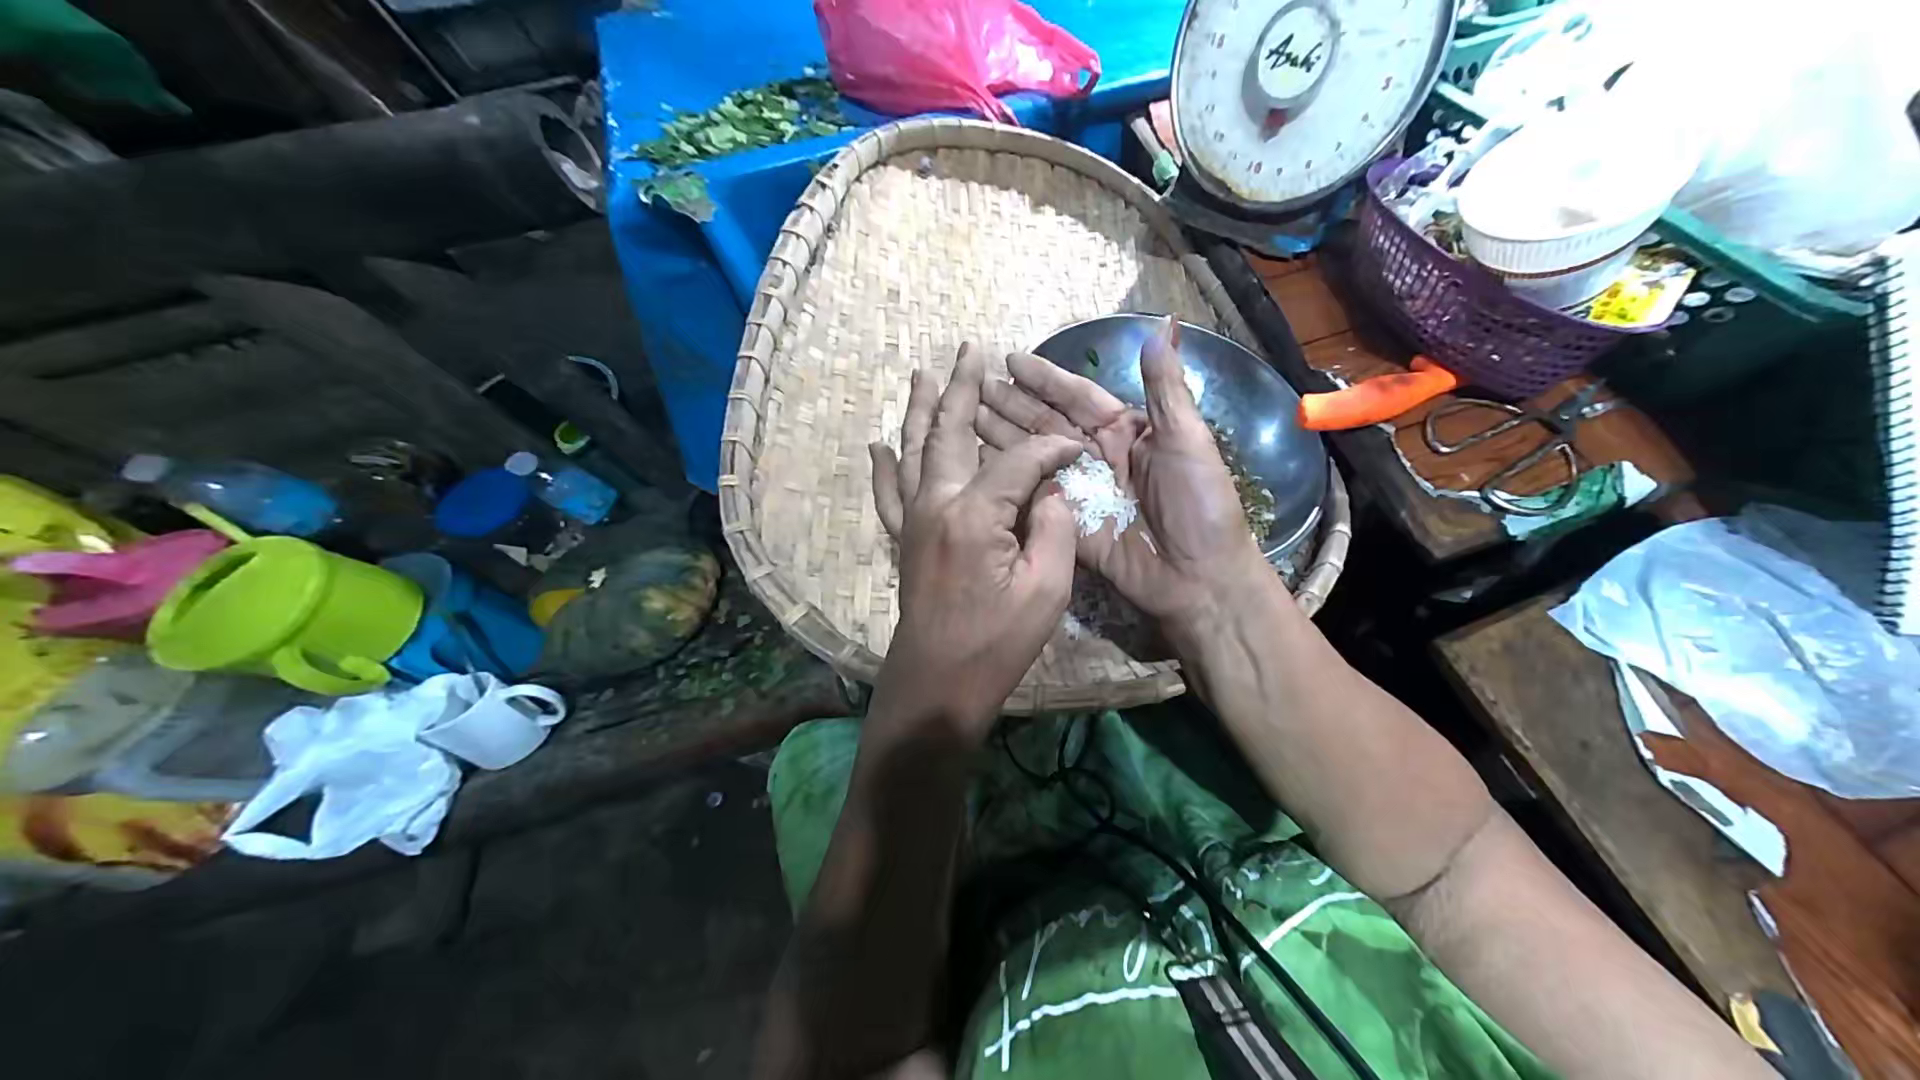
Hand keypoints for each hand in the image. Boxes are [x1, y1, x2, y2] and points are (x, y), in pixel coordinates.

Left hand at [869, 344, 1084, 730]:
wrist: (938, 682)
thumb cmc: (997, 642)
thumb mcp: (1047, 588)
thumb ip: (1054, 527)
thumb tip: (1051, 490)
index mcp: (975, 513)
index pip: (1020, 460)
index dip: (1053, 449)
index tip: (1078, 448)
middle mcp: (935, 502)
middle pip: (950, 433)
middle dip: (964, 389)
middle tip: (971, 350)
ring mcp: (913, 519)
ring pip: (914, 451)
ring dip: (922, 411)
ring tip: (924, 374)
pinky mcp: (903, 539)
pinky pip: (888, 493)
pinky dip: (884, 467)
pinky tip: (879, 446)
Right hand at [975, 316, 1268, 635]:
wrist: (1199, 577)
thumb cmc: (1201, 505)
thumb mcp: (1188, 442)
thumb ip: (1166, 390)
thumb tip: (1158, 328)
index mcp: (1126, 431)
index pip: (1076, 396)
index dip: (1044, 379)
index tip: (1011, 361)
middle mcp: (1096, 455)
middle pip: (1046, 422)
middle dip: (1011, 403)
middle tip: (975, 385)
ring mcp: (1078, 490)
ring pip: (1032, 455)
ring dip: (1001, 434)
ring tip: (966, 415)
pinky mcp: (1066, 523)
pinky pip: (1032, 495)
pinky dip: (1006, 479)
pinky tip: (979, 462)